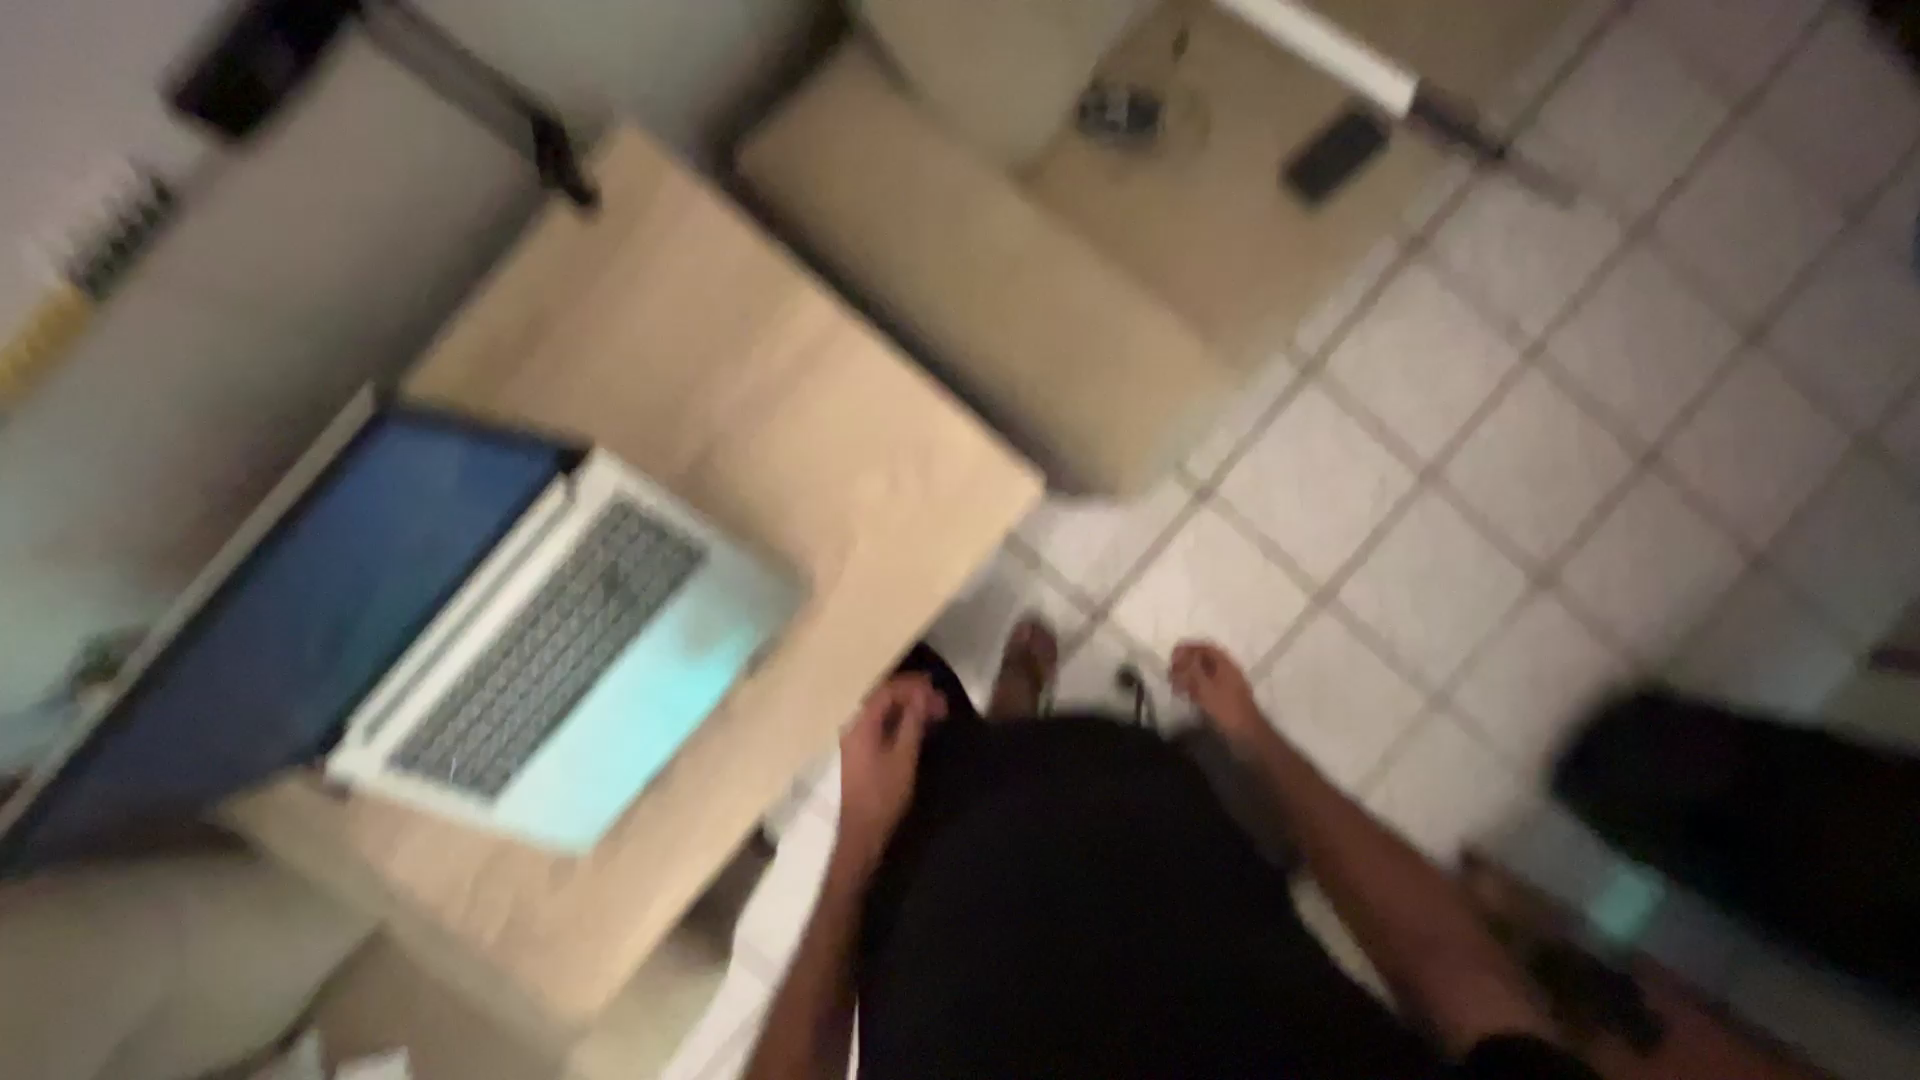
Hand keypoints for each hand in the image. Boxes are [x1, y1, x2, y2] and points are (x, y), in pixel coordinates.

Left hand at [834, 674, 946, 878]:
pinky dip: (900, 722)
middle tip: (939, 701)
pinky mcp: (861, 753)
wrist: (862, 833)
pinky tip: (918, 727)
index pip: (885, 691)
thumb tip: (922, 694)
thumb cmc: (884, 795)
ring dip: (908, 708)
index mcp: (861, 725)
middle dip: (911, 695)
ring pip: (883, 713)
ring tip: (935, 712)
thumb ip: (912, 721)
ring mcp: (856, 740)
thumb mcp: (904, 756)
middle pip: (883, 699)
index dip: (910, 685)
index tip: (935, 687)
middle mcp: (854, 727)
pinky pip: (881, 726)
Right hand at [1170, 641, 1265, 745]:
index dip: (1188, 648)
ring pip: (1205, 674)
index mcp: (1226, 665)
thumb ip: (1191, 669)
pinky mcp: (1224, 699)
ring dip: (1189, 675)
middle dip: (1186, 662)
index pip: (1206, 648)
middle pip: (1205, 660)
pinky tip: (1185, 695)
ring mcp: (1227, 686)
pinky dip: (1194, 687)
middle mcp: (1228, 672)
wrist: (1247, 735)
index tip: (1172, 655)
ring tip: (1174, 683)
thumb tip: (1179, 652)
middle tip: (1171, 670)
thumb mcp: (1205, 687)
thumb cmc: (1226, 709)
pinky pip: (1207, 686)